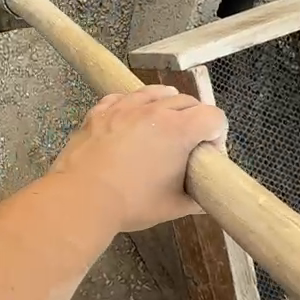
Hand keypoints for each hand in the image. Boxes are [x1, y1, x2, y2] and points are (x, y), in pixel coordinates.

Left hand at [49, 85, 227, 232]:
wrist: (81, 197)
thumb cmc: (131, 203)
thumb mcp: (174, 206)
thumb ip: (196, 198)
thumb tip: (204, 198)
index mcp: (178, 130)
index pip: (214, 117)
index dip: (217, 134)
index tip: (207, 153)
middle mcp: (152, 111)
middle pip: (186, 101)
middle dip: (194, 119)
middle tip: (187, 142)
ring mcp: (122, 108)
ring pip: (153, 93)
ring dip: (164, 104)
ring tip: (162, 122)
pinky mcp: (98, 113)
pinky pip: (121, 98)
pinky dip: (131, 104)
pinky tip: (130, 117)